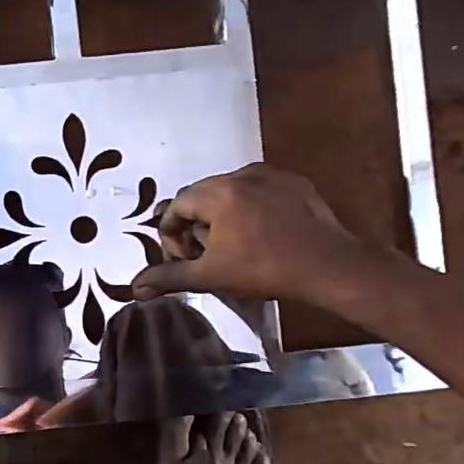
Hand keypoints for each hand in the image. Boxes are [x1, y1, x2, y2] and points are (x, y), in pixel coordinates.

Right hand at [129, 164, 375, 304]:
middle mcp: (241, 174)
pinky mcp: (295, 182)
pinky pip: (259, 189)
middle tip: (204, 253)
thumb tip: (135, 289)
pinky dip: (250, 207)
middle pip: (203, 194)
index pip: (178, 204)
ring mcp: (271, 175)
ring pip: (231, 190)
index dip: (172, 232)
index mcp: (218, 193)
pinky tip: (261, 234)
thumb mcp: (211, 275)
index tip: (184, 257)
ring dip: (222, 214)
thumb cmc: (264, 270)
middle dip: (196, 222)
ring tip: (232, 245)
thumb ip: (170, 278)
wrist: (328, 266)